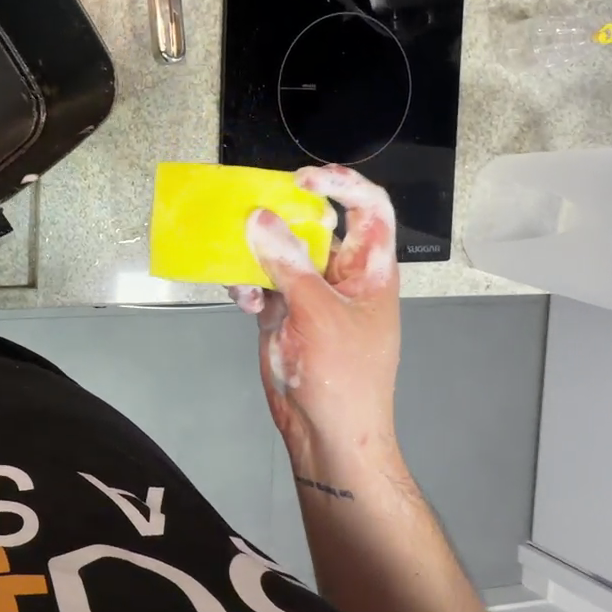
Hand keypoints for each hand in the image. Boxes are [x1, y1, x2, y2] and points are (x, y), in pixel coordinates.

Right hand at [228, 165, 402, 475]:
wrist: (326, 431)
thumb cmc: (344, 376)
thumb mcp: (319, 314)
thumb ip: (288, 264)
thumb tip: (260, 219)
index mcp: (369, 268)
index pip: (369, 209)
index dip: (342, 185)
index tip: (303, 180)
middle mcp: (339, 274)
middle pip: (313, 225)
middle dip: (280, 218)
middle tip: (249, 215)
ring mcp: (308, 293)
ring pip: (277, 252)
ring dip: (253, 257)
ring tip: (241, 272)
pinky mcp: (281, 312)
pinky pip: (258, 282)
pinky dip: (245, 286)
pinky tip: (243, 302)